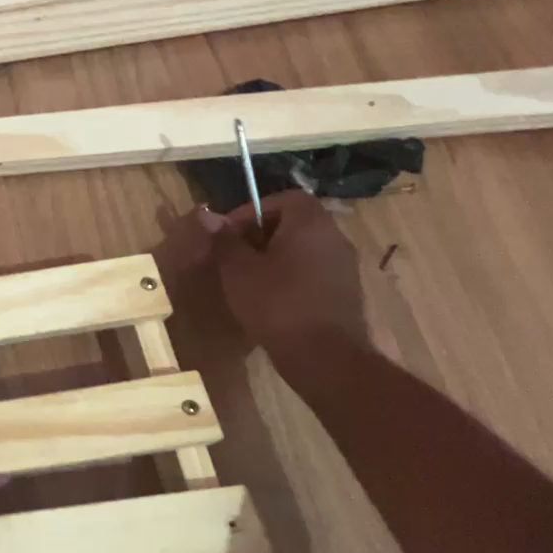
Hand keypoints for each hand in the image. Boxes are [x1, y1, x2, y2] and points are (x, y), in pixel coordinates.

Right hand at [200, 190, 368, 356]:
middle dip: (260, 235)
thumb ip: (224, 240)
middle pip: (295, 222)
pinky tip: (271, 299)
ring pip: (304, 248)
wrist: (324, 354)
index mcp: (310, 223)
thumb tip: (206, 215)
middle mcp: (334, 237)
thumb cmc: (276, 303)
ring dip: (275, 256)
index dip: (252, 210)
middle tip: (233, 257)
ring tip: (247, 279)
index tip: (228, 234)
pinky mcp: (345, 291)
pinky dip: (291, 275)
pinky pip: (313, 270)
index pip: (284, 198)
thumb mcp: (238, 270)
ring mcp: (344, 265)